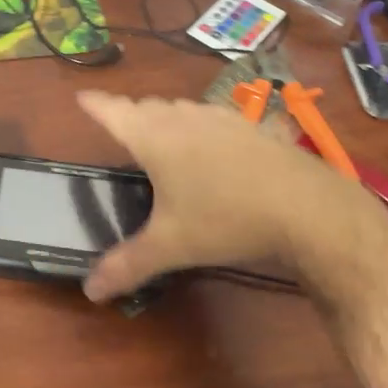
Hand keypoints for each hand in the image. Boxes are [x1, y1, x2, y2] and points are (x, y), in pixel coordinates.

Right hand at [76, 90, 387, 302]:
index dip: (94, 105)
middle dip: (130, 114)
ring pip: (183, 109)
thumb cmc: (226, 220)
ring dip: (167, 118)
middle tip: (120, 130)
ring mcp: (223, 117)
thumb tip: (90, 290)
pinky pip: (215, 119)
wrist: (307, 208)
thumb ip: (127, 265)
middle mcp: (185, 118)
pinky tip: (214, 147)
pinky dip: (202, 127)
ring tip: (162, 137)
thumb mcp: (172, 247)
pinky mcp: (253, 126)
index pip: (113, 112)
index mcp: (154, 138)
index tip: (81, 98)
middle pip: (148, 107)